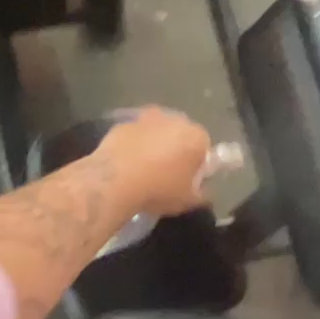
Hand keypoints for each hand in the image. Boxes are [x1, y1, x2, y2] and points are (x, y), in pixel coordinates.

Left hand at [94, 107, 211, 216]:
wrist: (115, 181)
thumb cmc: (159, 189)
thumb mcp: (188, 201)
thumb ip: (202, 194)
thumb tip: (204, 192)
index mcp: (196, 136)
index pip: (204, 147)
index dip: (197, 164)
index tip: (187, 179)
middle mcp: (174, 119)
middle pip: (180, 134)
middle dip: (176, 150)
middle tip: (167, 174)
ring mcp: (146, 118)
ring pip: (157, 132)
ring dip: (154, 145)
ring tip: (144, 169)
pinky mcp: (123, 122)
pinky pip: (136, 134)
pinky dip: (134, 145)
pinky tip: (127, 164)